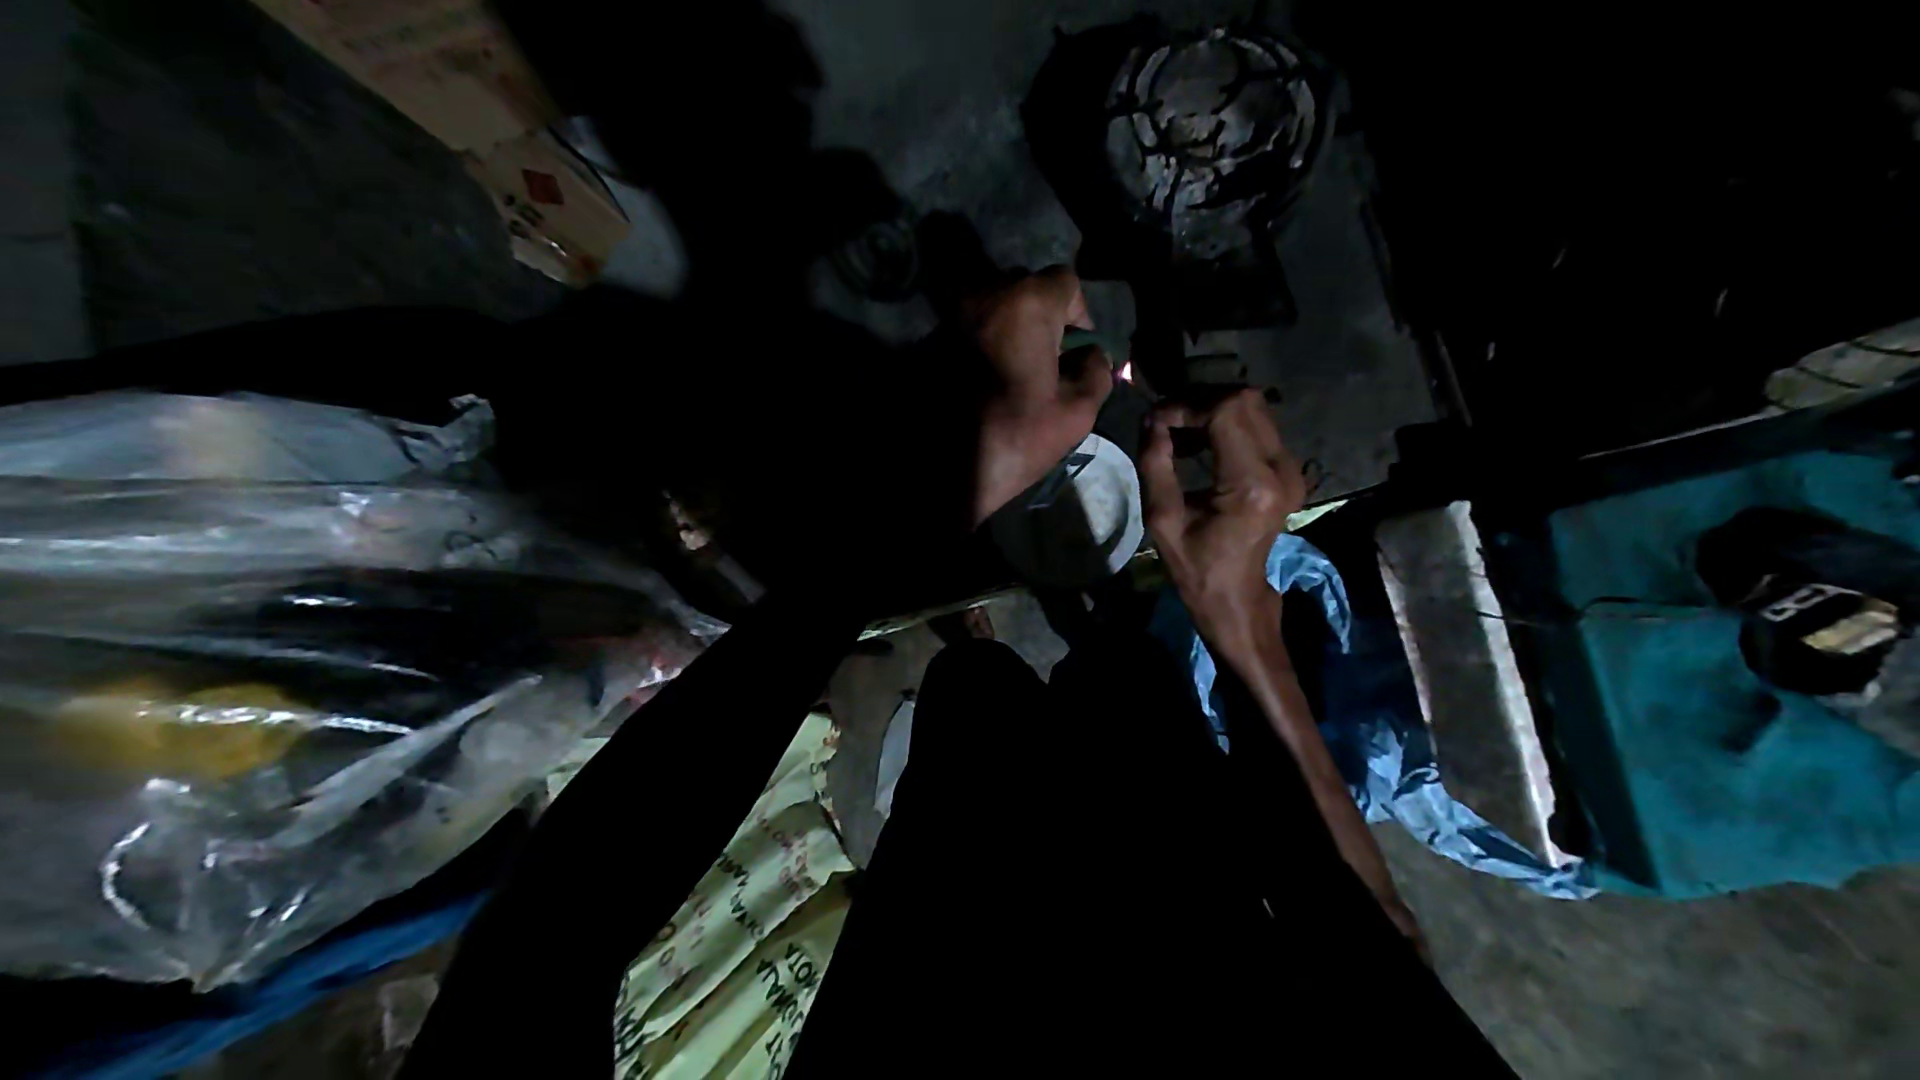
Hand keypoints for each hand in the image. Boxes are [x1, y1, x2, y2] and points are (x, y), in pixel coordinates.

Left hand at [966, 267, 1112, 524]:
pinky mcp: (934, 336)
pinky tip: (991, 374)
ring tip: (1017, 367)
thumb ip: (1096, 368)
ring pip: (997, 302)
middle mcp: (987, 293)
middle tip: (1048, 358)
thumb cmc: (1017, 437)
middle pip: (1028, 286)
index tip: (1076, 348)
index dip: (1078, 313)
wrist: (948, 468)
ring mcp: (955, 313)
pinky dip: (987, 339)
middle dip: (1044, 314)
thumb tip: (1090, 353)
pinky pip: (973, 324)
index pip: (1066, 281)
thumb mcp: (1078, 409)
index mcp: (1027, 303)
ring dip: (1013, 325)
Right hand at [1140, 389, 1305, 662]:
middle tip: (1165, 421)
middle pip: (1244, 400)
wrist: (1236, 597)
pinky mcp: (1289, 469)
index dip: (1186, 406)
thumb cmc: (1195, 566)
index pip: (1224, 412)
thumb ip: (1155, 464)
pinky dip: (1224, 423)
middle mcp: (1280, 469)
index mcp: (1250, 484)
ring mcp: (1291, 468)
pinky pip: (1258, 426)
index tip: (1156, 421)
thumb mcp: (1162, 519)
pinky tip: (1197, 444)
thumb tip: (1152, 421)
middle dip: (1199, 401)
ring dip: (1211, 410)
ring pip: (1253, 407)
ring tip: (1177, 432)